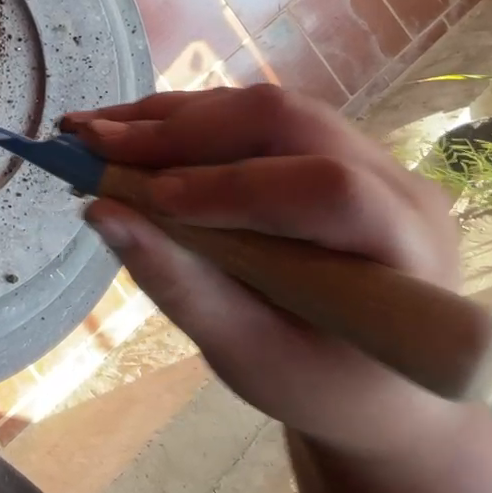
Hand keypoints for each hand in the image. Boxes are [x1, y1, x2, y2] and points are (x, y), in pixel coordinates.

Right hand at [64, 84, 464, 455]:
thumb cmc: (321, 384)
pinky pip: (245, 116)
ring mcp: (362, 156)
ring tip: (90, 132)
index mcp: (401, 249)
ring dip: (166, 118)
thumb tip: (100, 213)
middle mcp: (393, 183)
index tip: (147, 198)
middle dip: (179, 130)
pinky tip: (123, 133)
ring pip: (257, 108)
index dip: (231, 186)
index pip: (325, 189)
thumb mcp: (249, 357)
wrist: (379, 381)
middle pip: (284, 121)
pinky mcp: (322, 147)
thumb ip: (180, 286)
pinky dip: (176, 121)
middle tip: (92, 142)